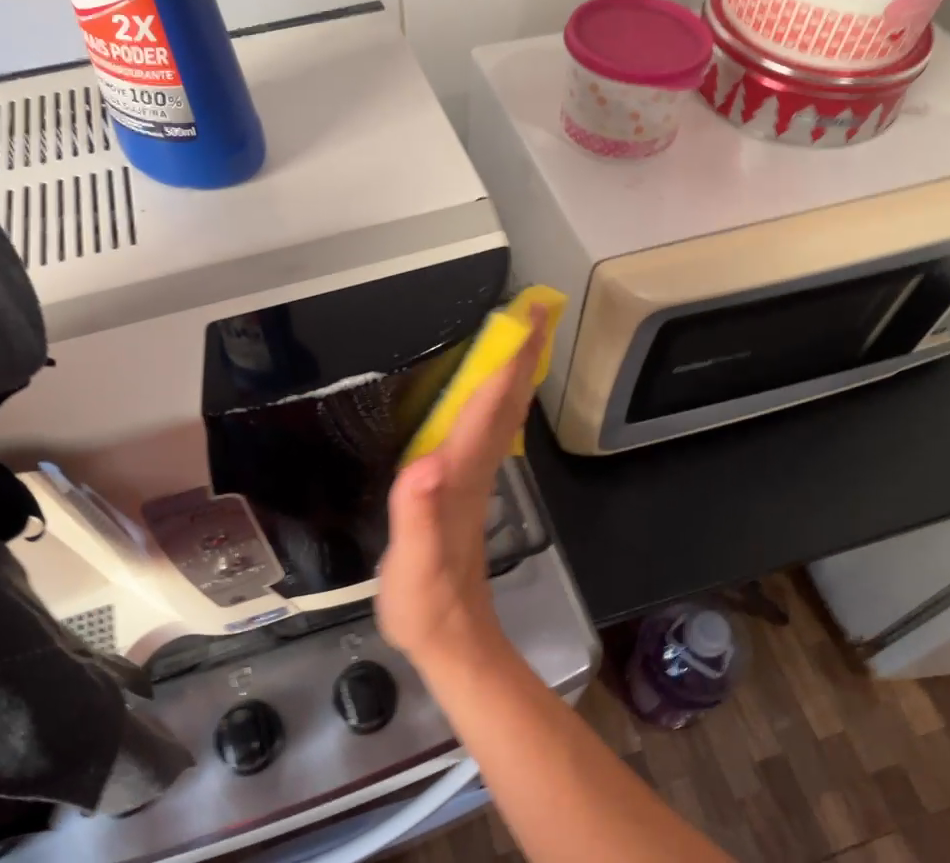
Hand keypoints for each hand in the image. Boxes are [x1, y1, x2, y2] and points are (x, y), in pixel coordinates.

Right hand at [377, 312, 545, 668]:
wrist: (453, 640)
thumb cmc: (427, 602)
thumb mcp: (413, 564)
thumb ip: (419, 515)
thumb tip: (425, 463)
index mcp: (463, 472)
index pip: (490, 404)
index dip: (508, 359)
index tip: (527, 316)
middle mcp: (477, 468)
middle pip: (506, 402)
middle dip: (522, 354)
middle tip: (536, 310)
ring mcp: (476, 480)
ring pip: (503, 415)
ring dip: (515, 375)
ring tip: (521, 338)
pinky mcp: (467, 492)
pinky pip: (489, 431)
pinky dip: (497, 402)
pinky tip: (491, 396)